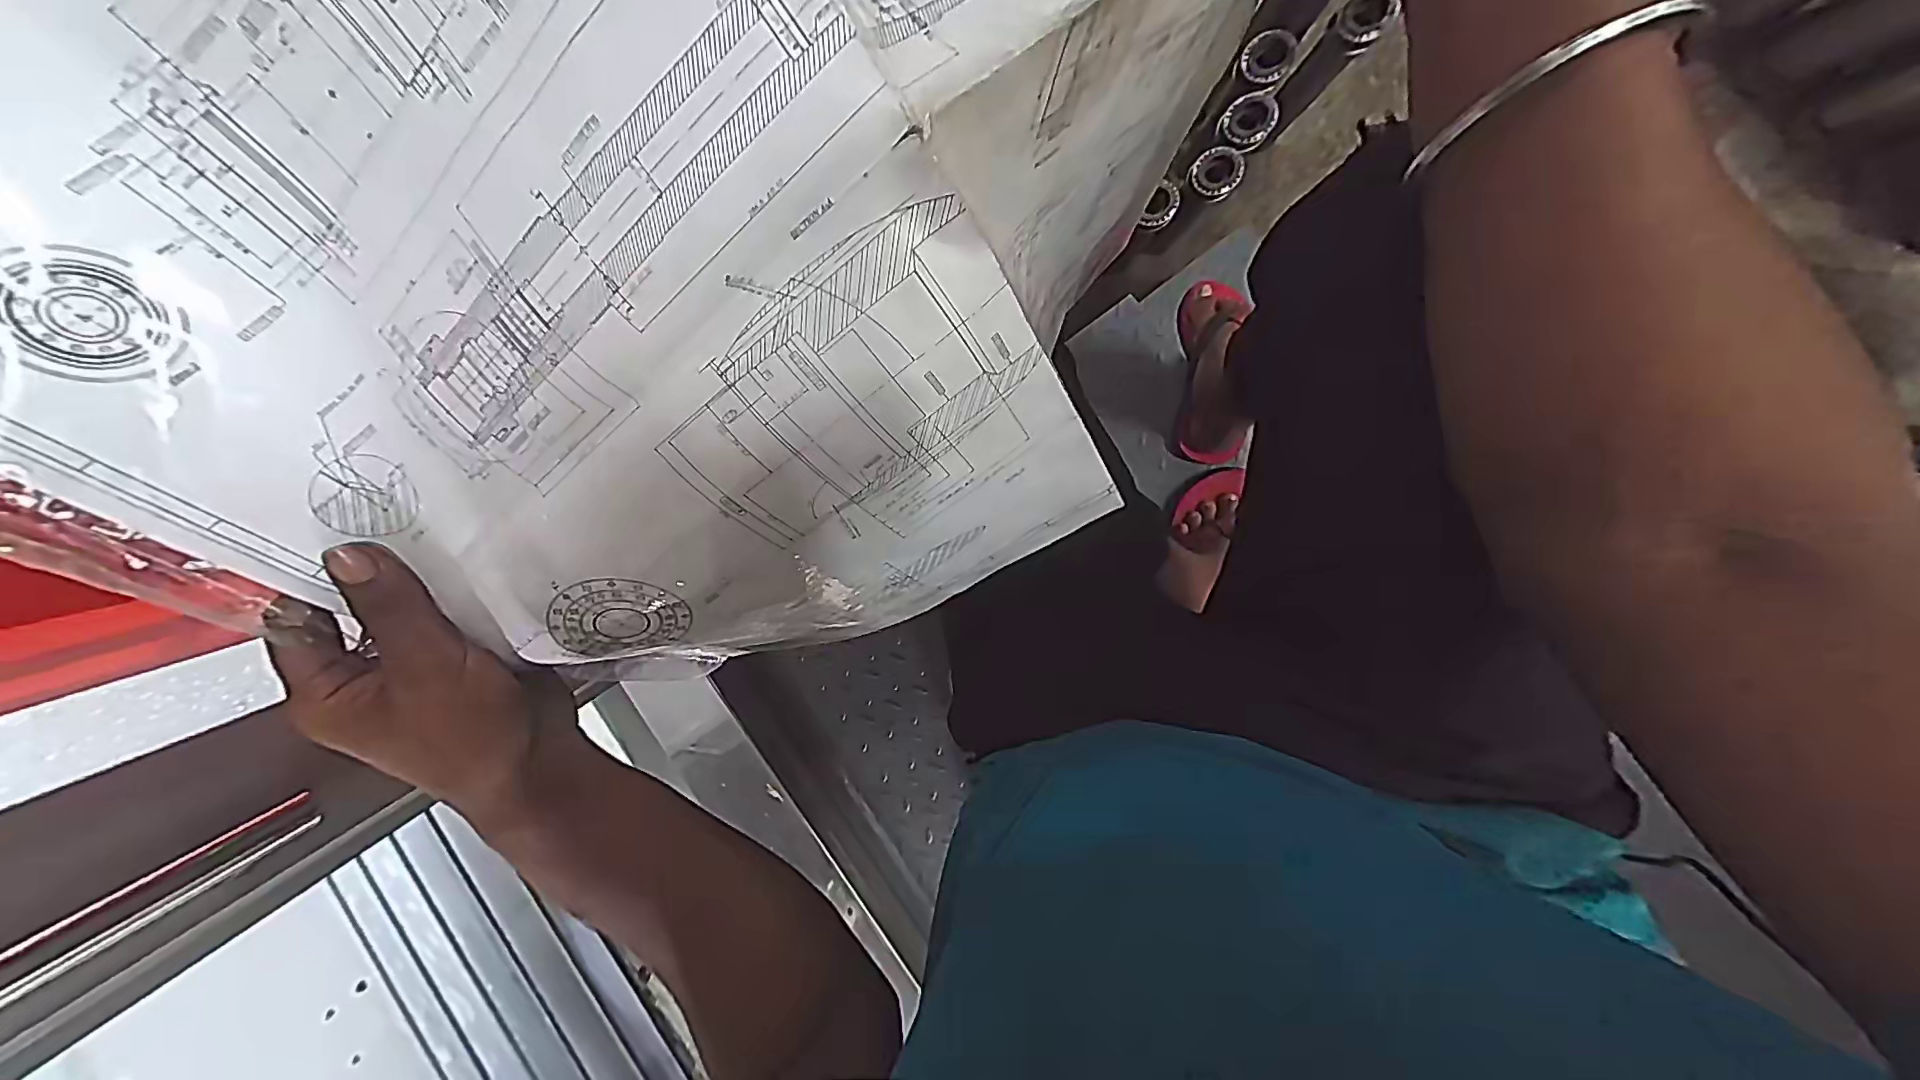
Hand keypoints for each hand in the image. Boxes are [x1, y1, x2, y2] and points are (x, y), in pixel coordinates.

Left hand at [266, 543, 576, 813]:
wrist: (539, 758)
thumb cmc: (471, 739)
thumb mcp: (424, 666)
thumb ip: (389, 608)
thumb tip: (348, 557)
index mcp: (327, 694)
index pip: (298, 621)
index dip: (313, 578)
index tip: (338, 534)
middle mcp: (367, 679)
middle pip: (361, 611)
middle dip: (383, 577)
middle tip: (398, 531)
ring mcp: (419, 668)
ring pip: (413, 610)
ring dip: (430, 586)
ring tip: (442, 549)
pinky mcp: (463, 659)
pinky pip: (454, 617)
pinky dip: (464, 598)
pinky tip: (477, 577)